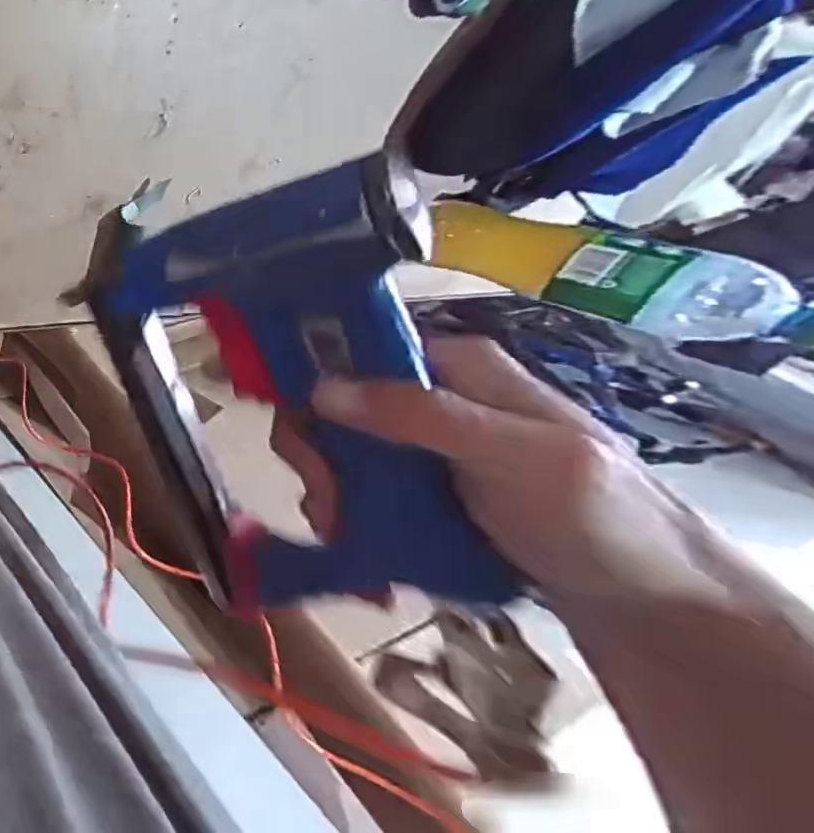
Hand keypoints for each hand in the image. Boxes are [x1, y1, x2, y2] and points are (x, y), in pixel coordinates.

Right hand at [273, 335, 715, 601]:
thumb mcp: (522, 457)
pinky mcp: (416, 489)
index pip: (351, 352)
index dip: (309, 384)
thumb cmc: (606, 521)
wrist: (661, 612)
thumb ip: (423, 416)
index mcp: (452, 366)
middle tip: (327, 507)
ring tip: (344, 537)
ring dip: (328, 495)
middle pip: (330, 406)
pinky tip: (358, 549)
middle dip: (316, 458)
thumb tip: (319, 389)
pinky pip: (355, 490)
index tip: (304, 443)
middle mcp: (425, 395)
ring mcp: (419, 445)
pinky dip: (346, 519)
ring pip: (335, 452)